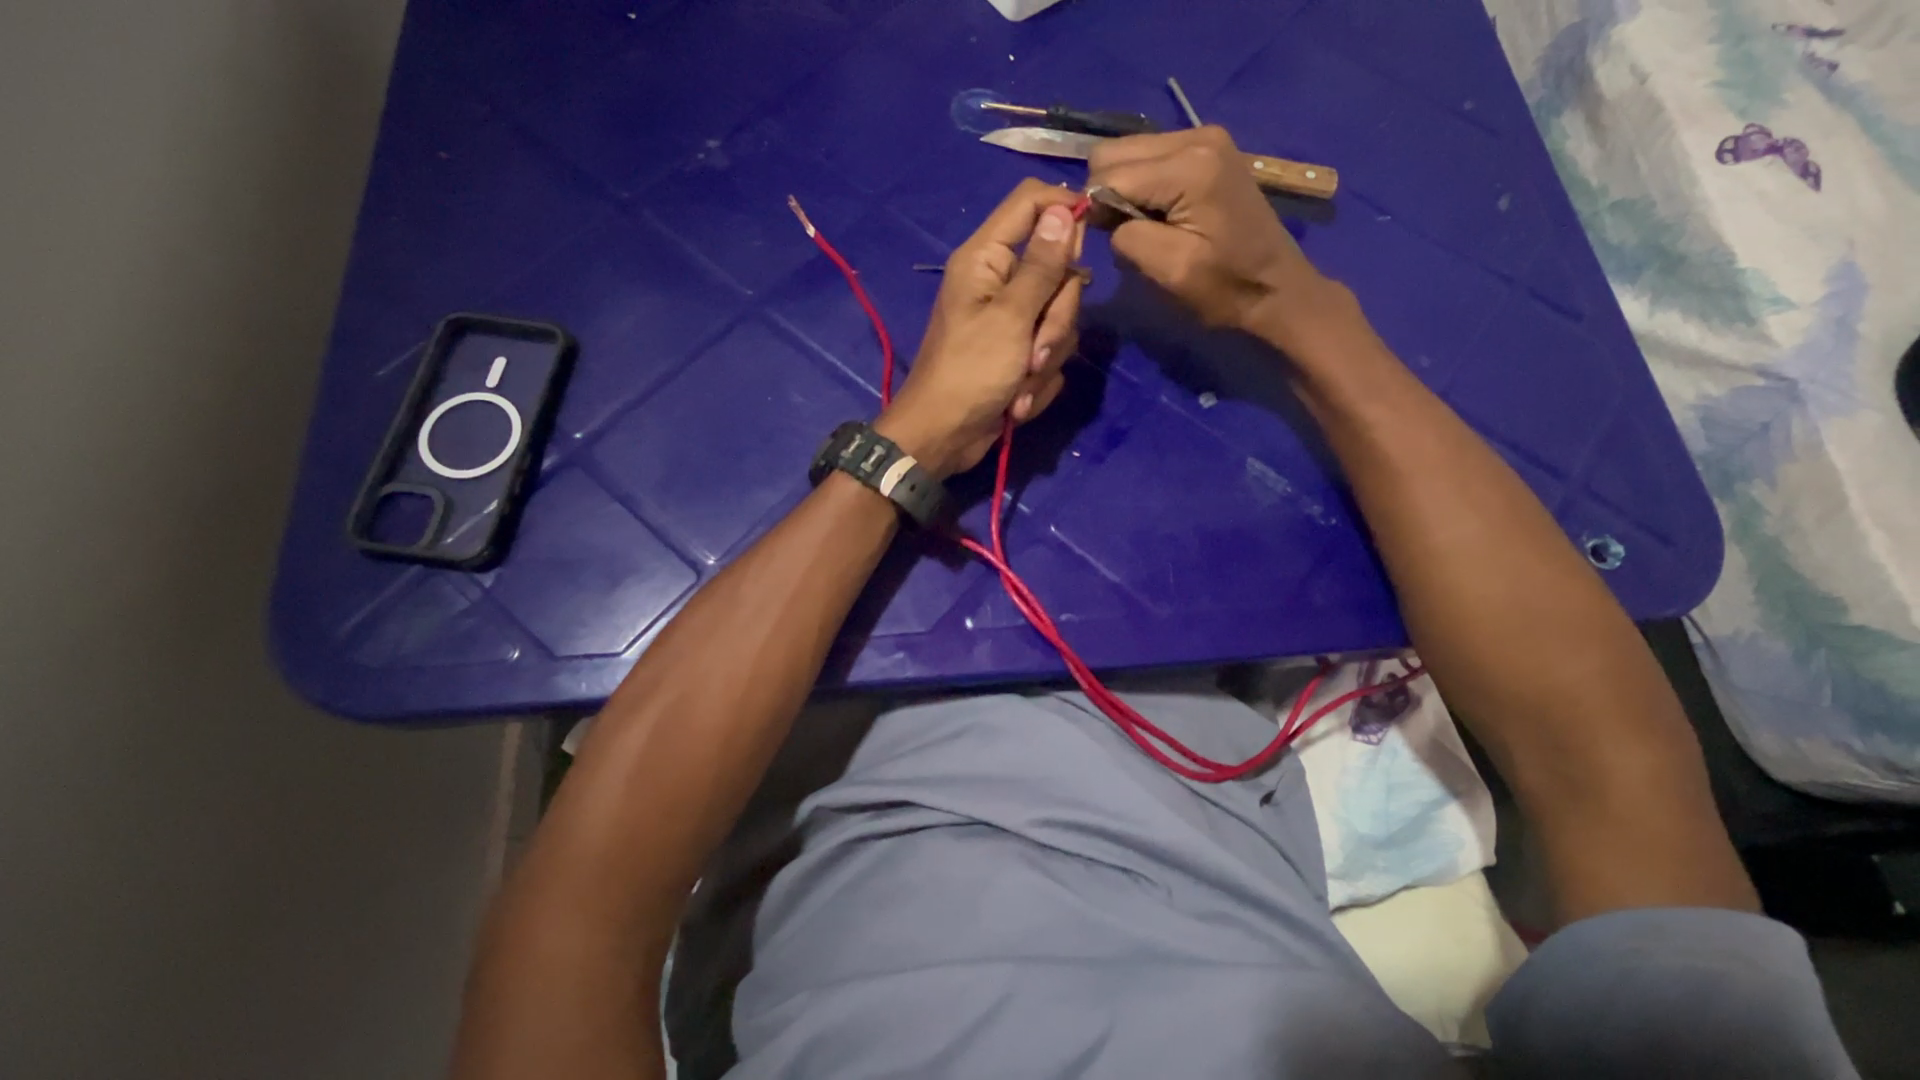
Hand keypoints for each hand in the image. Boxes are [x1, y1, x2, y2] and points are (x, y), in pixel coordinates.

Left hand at [876, 179, 1084, 478]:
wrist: (945, 437)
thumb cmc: (969, 373)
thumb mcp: (1011, 317)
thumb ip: (1043, 265)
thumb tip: (1065, 208)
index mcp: (987, 258)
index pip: (1031, 202)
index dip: (1065, 210)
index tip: (1091, 239)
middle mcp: (1001, 281)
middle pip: (1060, 270)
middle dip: (1056, 319)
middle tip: (1033, 350)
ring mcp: (1012, 320)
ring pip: (1060, 318)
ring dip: (1046, 358)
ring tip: (1019, 382)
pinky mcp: (1020, 353)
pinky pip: (1051, 352)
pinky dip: (1038, 380)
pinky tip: (1016, 399)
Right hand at [1089, 127, 1346, 351]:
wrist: (1277, 288)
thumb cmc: (1225, 288)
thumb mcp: (1170, 270)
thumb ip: (1126, 235)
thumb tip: (1099, 211)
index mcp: (1188, 165)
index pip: (1107, 173)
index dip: (1098, 210)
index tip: (1119, 242)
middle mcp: (1195, 136)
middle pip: (1112, 153)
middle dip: (1109, 194)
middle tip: (1131, 232)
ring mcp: (1203, 137)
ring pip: (1126, 153)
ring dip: (1125, 190)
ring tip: (1149, 225)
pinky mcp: (1206, 148)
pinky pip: (1149, 157)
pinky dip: (1143, 185)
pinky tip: (1162, 212)